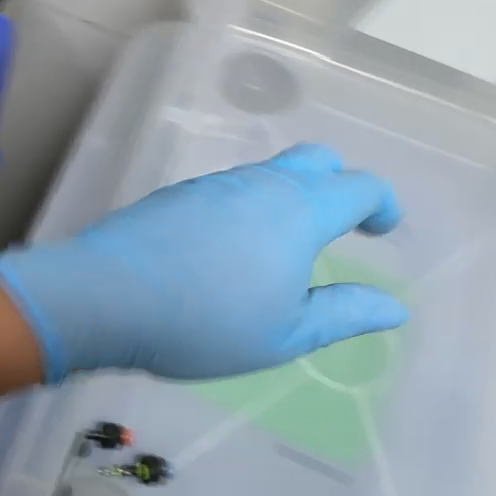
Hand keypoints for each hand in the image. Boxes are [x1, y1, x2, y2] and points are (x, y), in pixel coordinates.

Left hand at [0, 144, 406, 383]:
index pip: (358, 187)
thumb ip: (341, 315)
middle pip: (312, 161)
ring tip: (271, 247)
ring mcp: (205, 187)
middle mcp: (254, 185)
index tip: (382, 229)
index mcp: (297, 210)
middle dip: (335, 184)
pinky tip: (216, 249)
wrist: (101, 298)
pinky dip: (236, 210)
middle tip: (337, 223)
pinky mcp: (166, 199)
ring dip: (281, 199)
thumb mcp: (282, 335)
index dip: (380, 205)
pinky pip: (217, 193)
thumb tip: (394, 308)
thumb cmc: (202, 324)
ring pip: (259, 176)